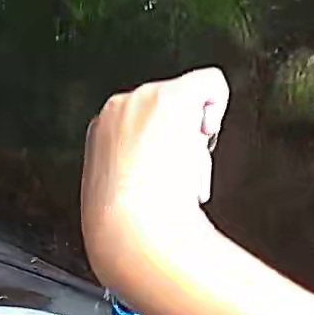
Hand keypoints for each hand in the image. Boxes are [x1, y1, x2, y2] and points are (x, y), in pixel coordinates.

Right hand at [80, 68, 229, 309]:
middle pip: (161, 106)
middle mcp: (116, 110)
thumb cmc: (121, 226)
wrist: (131, 231)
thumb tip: (142, 177)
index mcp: (96, 134)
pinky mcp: (174, 96)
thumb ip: (122, 174)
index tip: (160, 173)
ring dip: (192, 130)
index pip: (136, 123)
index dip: (155, 145)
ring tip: (186, 168)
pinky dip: (217, 103)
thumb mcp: (108, 197)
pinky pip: (210, 83)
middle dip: (175, 135)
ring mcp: (145, 100)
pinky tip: (210, 133)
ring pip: (185, 97)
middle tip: (175, 173)